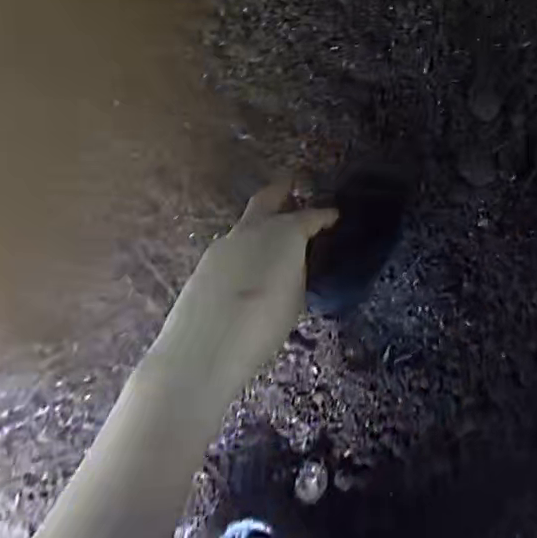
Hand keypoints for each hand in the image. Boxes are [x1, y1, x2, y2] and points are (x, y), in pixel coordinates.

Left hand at [172, 180, 337, 381]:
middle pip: (268, 198)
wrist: (202, 351)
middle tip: (294, 186)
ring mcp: (224, 245)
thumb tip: (292, 263)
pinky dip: (244, 252)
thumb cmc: (264, 322)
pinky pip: (231, 249)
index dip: (325, 215)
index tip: (334, 216)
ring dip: (261, 226)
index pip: (312, 216)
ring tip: (272, 243)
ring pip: (247, 225)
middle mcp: (253, 229)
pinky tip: (248, 272)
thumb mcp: (297, 296)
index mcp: (285, 231)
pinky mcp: (203, 266)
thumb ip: (297, 270)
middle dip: (283, 190)